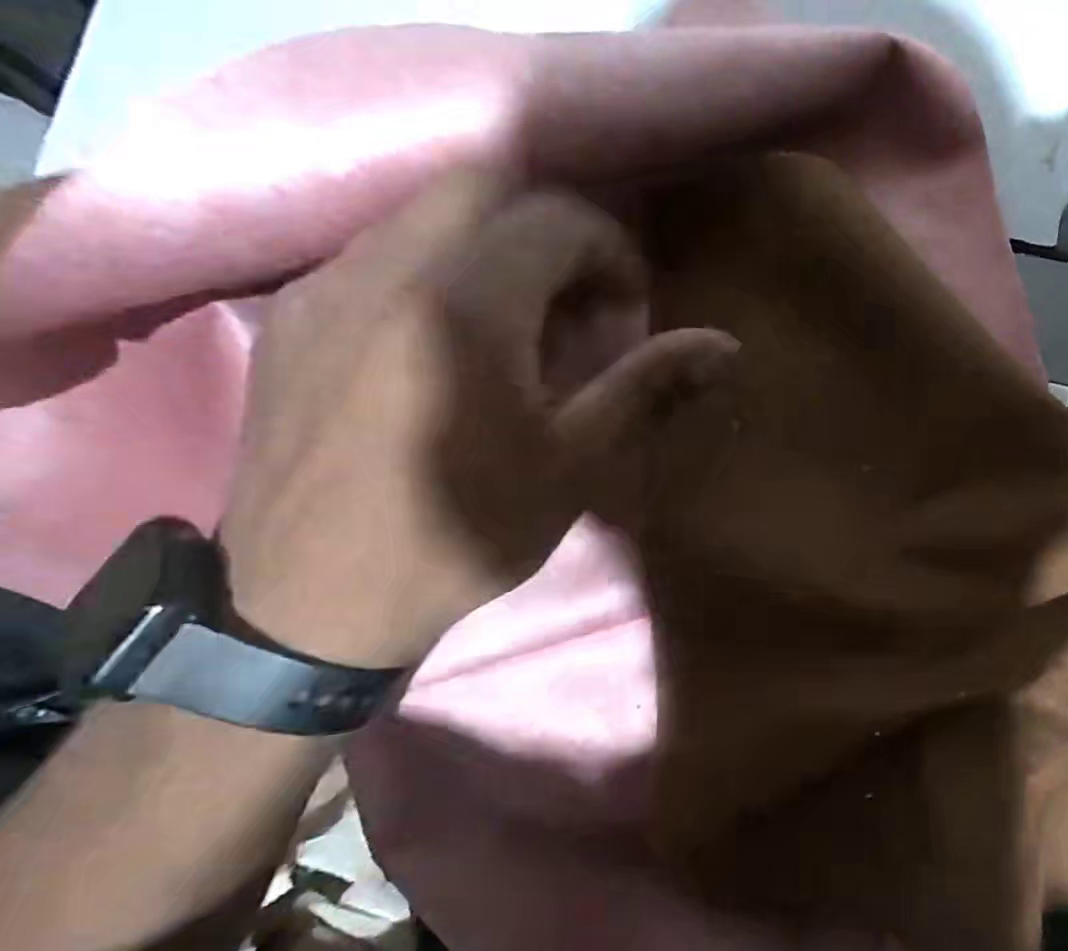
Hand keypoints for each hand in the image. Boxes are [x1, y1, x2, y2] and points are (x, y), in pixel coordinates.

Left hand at [218, 170, 737, 668]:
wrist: (314, 598)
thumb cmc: (469, 530)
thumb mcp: (579, 461)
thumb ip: (648, 385)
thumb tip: (725, 345)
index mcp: (464, 306)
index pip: (555, 218)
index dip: (613, 255)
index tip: (631, 319)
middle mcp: (384, 269)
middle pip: (484, 188)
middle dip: (555, 237)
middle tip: (584, 312)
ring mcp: (325, 286)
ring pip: (428, 216)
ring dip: (498, 253)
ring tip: (526, 336)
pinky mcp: (295, 316)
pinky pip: (382, 254)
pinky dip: (443, 274)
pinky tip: (458, 352)